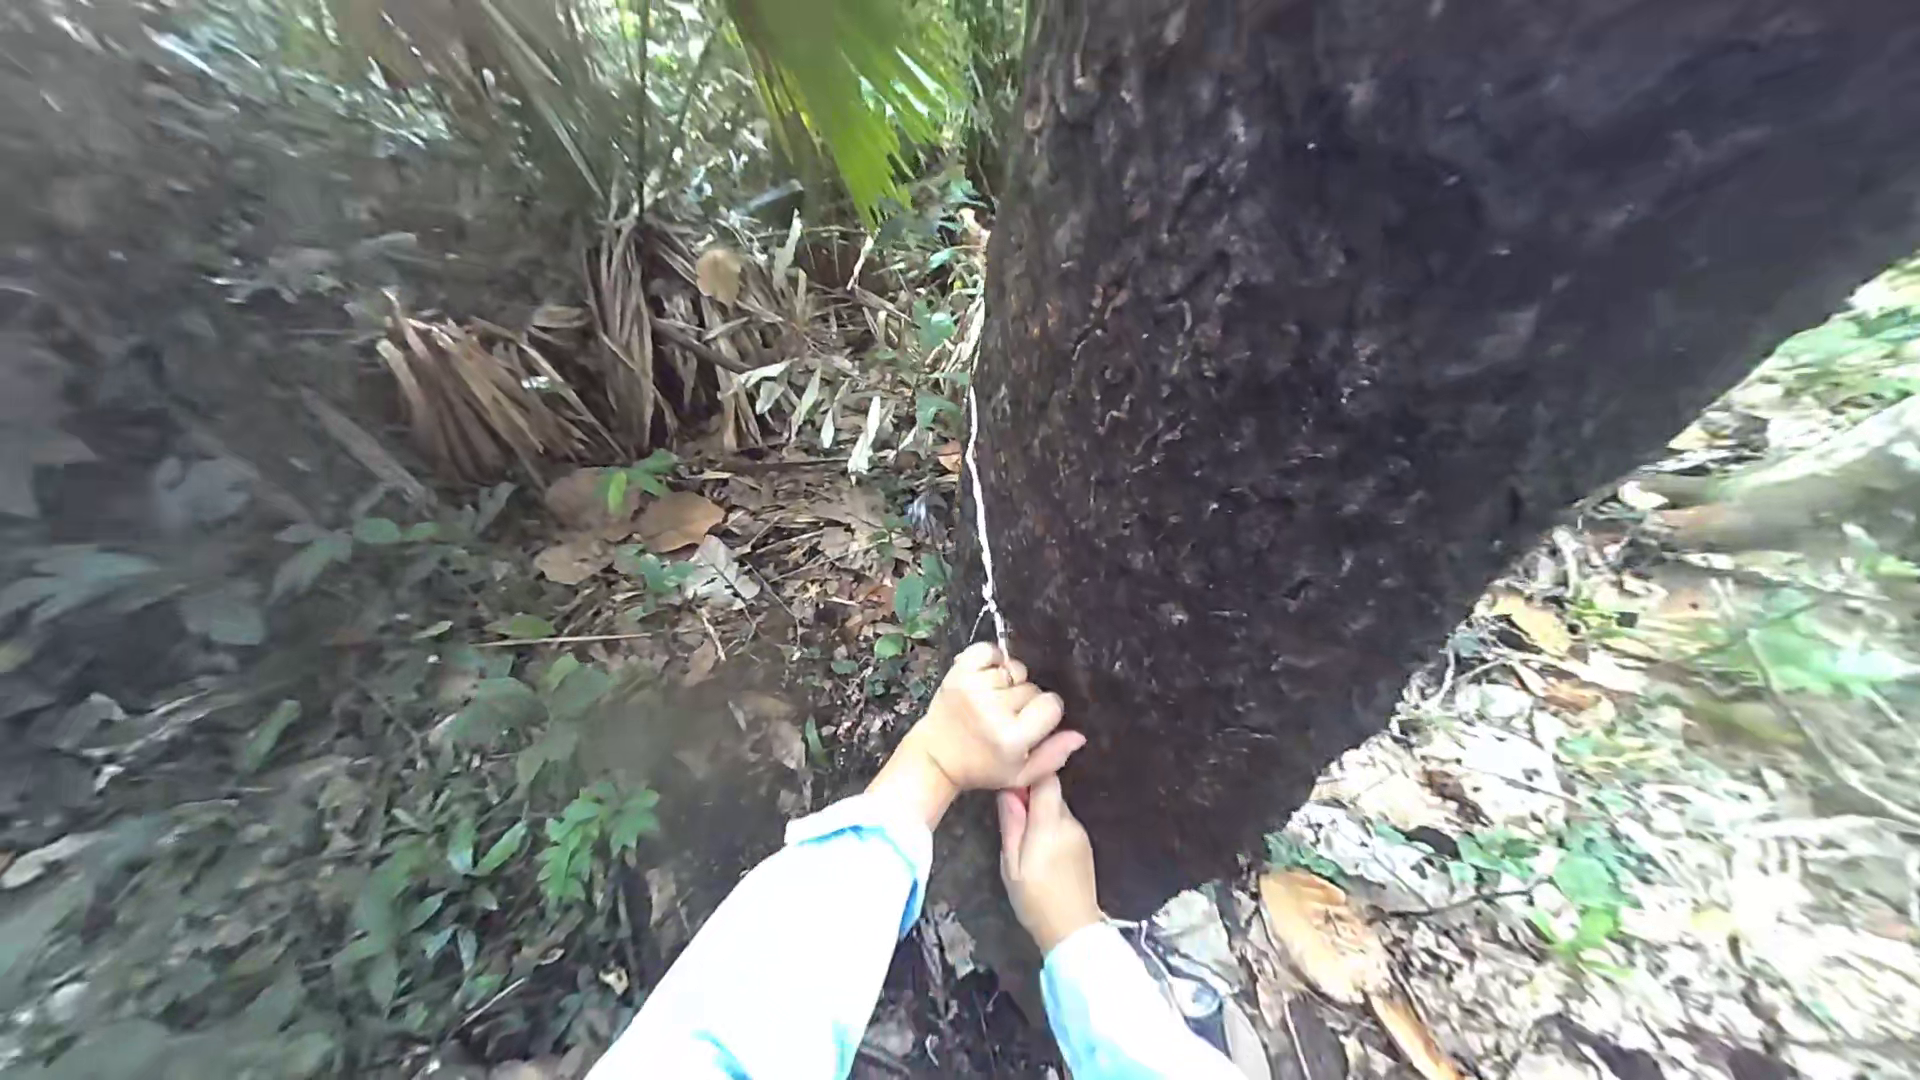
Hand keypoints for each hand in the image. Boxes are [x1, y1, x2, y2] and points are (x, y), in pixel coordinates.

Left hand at [866, 642, 1084, 827]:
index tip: (1031, 722)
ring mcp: (974, 687)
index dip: (1045, 713)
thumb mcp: (1021, 774)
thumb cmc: (982, 767)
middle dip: (1024, 700)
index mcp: (1012, 737)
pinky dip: (992, 658)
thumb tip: (1080, 735)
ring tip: (992, 700)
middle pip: (1031, 687)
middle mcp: (993, 710)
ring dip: (1007, 681)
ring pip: (1013, 669)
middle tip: (1005, 717)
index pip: (1051, 705)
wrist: (936, 755)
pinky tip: (986, 676)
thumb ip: (1054, 756)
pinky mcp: (959, 672)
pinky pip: (988, 650)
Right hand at [997, 774, 1102, 953]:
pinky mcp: (1084, 845)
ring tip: (1024, 840)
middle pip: (1050, 793)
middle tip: (1011, 818)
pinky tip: (1041, 851)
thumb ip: (1011, 823)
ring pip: (1056, 809)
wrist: (1073, 933)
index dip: (1030, 775)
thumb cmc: (1036, 899)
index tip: (1011, 784)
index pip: (1047, 779)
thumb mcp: (1011, 864)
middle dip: (1031, 798)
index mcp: (1050, 823)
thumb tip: (1007, 791)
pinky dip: (1050, 828)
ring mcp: (1080, 833)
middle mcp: (1070, 822)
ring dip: (1040, 815)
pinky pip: (1063, 825)